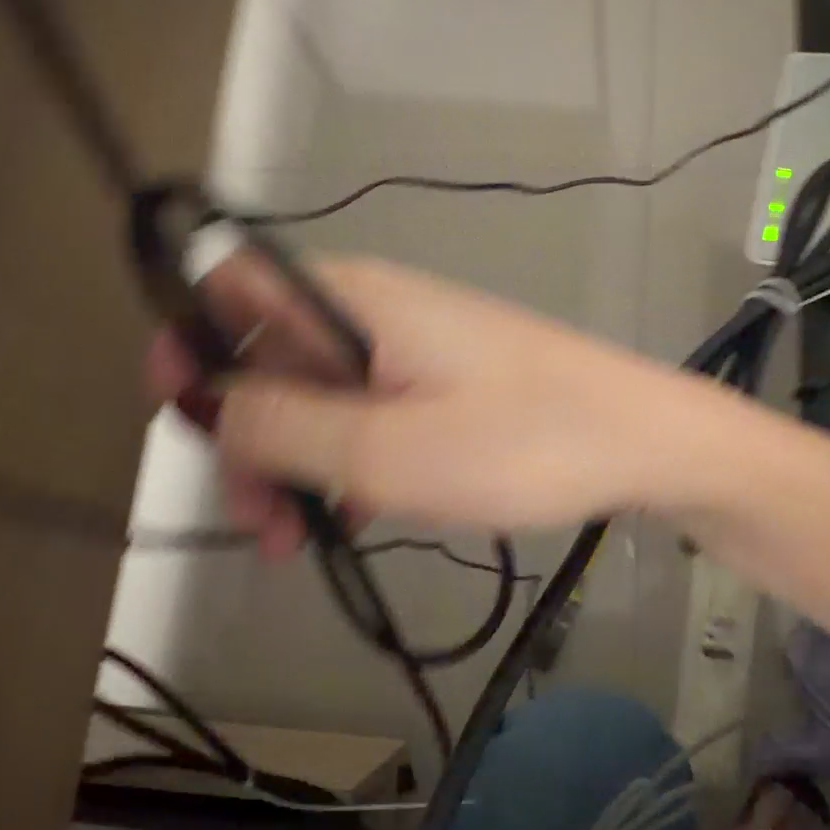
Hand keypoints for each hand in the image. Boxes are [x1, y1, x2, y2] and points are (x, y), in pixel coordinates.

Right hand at [147, 251, 740, 557]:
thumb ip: (284, 426)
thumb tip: (207, 403)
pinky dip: (353, 465)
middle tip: (259, 523)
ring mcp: (418, 351)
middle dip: (250, 439)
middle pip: (273, 357)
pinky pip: (374, 418)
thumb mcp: (387, 449)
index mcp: (353, 301)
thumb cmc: (525, 443)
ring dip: (299, 466)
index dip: (191, 347)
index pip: (232, 289)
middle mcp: (378, 312)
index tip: (180, 424)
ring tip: (303, 541)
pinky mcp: (450, 387)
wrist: (649, 445)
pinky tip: (361, 520)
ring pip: (323, 399)